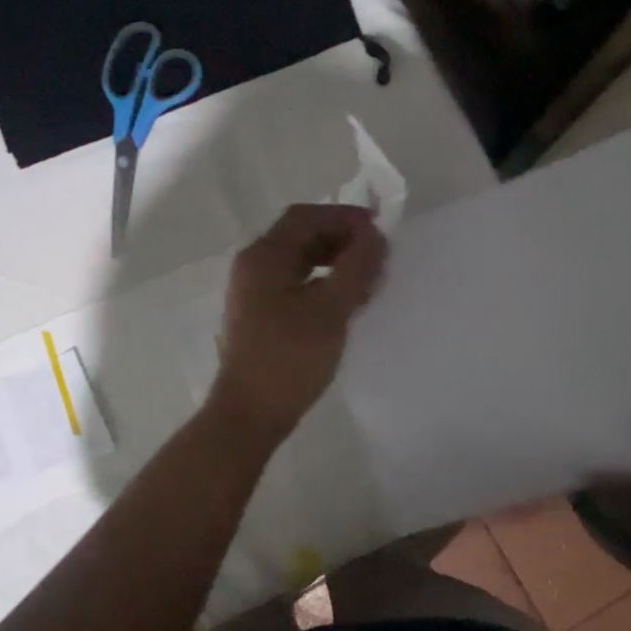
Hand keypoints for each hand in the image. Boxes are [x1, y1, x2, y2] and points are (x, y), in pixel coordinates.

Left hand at [210, 204, 386, 444]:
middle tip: (378, 255)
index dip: (345, 217)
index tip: (380, 230)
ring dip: (334, 261)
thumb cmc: (289, 357)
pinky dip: (322, 282)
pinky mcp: (260, 314)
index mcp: (264, 255)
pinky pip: (295, 283)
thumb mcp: (331, 309)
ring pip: (299, 260)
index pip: (306, 217)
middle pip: (301, 235)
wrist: (250, 413)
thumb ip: (356, 267)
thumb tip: (375, 236)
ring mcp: (253, 291)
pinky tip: (345, 302)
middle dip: (341, 238)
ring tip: (368, 278)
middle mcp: (253, 265)